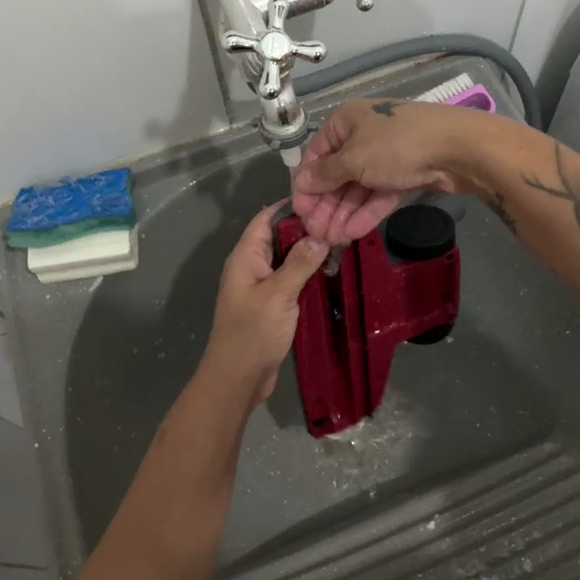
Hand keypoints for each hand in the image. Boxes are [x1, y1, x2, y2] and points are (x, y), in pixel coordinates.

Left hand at [200, 203, 330, 404]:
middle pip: (278, 238)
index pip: (265, 219)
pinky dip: (307, 275)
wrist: (238, 379)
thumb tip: (320, 235)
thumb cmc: (252, 332)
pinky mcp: (272, 305)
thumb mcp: (278, 294)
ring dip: (309, 254)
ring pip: (287, 260)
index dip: (290, 207)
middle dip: (305, 230)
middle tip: (341, 223)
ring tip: (342, 244)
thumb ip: (299, 263)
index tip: (322, 200)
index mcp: (245, 257)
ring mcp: (261, 286)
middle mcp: (252, 267)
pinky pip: (290, 280)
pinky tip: (331, 273)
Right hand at [290, 99, 486, 244]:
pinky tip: (352, 234)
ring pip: (358, 188)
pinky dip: (366, 212)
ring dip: (343, 214)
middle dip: (326, 205)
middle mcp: (364, 135)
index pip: (317, 155)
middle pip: (338, 174)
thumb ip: (325, 174)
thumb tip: (300, 182)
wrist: (457, 147)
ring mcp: (387, 155)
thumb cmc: (396, 145)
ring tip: (331, 242)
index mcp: (346, 121)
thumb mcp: (354, 159)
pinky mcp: (405, 173)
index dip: (307, 184)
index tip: (300, 212)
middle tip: (315, 234)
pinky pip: (379, 194)